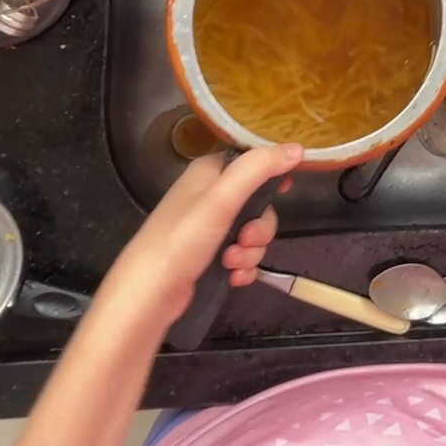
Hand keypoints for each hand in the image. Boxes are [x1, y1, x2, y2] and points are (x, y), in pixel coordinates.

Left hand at [104, 143, 301, 318]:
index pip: (252, 159)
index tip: (286, 189)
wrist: (147, 297)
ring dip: (252, 250)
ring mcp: (211, 228)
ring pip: (254, 231)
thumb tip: (298, 148)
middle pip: (260, 201)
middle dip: (260, 226)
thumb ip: (259, 169)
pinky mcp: (211, 256)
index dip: (272, 172)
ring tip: (232, 263)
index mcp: (210, 171)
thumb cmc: (181, 240)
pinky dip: (245, 266)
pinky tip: (234, 277)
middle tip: (246, 238)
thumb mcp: (222, 198)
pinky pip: (245, 255)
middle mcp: (211, 196)